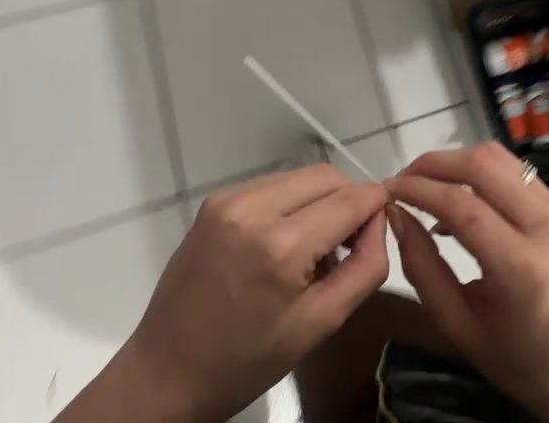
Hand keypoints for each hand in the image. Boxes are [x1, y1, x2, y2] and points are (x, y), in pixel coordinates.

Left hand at [78, 165, 389, 422]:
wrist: (168, 371)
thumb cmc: (248, 360)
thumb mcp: (321, 323)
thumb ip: (366, 267)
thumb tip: (380, 221)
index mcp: (283, 246)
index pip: (352, 198)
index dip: (376, 207)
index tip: (379, 231)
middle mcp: (254, 209)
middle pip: (328, 176)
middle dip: (348, 201)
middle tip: (346, 244)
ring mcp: (229, 200)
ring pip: (300, 175)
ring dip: (318, 201)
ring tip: (310, 247)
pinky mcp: (214, 201)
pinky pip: (272, 184)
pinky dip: (289, 203)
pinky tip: (280, 242)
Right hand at [385, 144, 548, 419]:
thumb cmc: (516, 358)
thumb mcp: (458, 324)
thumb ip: (422, 267)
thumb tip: (396, 215)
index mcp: (522, 268)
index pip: (463, 205)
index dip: (420, 190)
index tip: (388, 191)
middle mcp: (546, 227)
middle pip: (483, 165)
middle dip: (435, 164)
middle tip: (404, 181)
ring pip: (499, 158)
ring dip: (456, 163)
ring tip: (426, 187)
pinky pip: (513, 172)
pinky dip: (478, 174)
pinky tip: (457, 199)